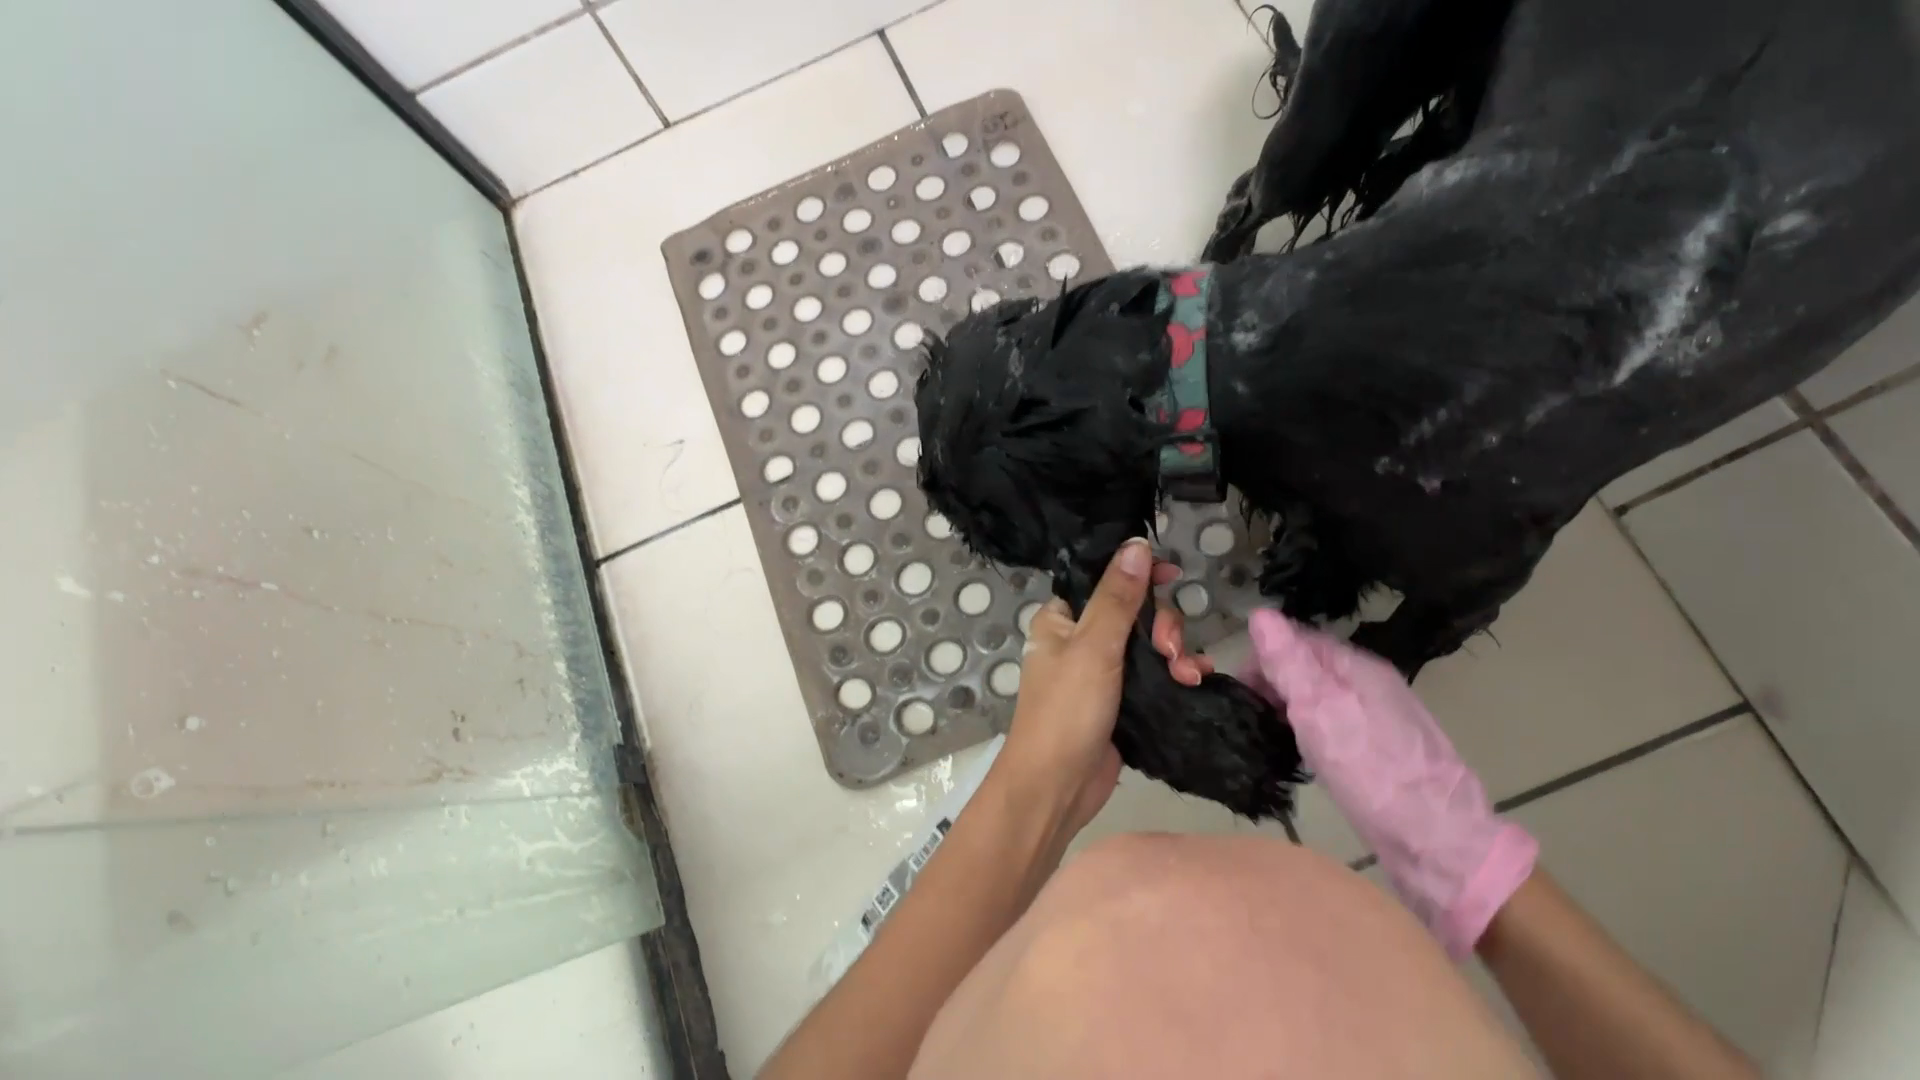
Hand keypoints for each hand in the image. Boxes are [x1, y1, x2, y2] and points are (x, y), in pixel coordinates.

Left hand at [999, 539, 1201, 835]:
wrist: (1057, 787)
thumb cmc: (1066, 711)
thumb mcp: (1093, 647)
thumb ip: (1117, 596)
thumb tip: (1136, 545)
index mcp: (1061, 619)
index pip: (1103, 580)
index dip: (1139, 575)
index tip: (1172, 577)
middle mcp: (1080, 641)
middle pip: (1135, 612)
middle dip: (1163, 626)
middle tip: (1170, 650)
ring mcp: (1102, 674)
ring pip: (1149, 646)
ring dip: (1175, 653)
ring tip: (1188, 674)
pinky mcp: (1122, 703)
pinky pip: (1155, 677)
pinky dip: (1175, 676)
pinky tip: (1194, 683)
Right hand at [1242, 610, 1537, 958]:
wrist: (1437, 842)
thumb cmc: (1372, 772)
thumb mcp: (1320, 711)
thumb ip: (1290, 664)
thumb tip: (1260, 614)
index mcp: (1358, 668)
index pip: (1299, 639)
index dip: (1262, 657)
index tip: (1236, 688)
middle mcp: (1372, 685)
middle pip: (1311, 667)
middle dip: (1273, 682)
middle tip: (1247, 715)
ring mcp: (1381, 719)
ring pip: (1321, 697)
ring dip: (1289, 707)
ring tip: (1266, 733)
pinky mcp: (1382, 752)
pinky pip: (1334, 725)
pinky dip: (1310, 731)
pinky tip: (1300, 754)